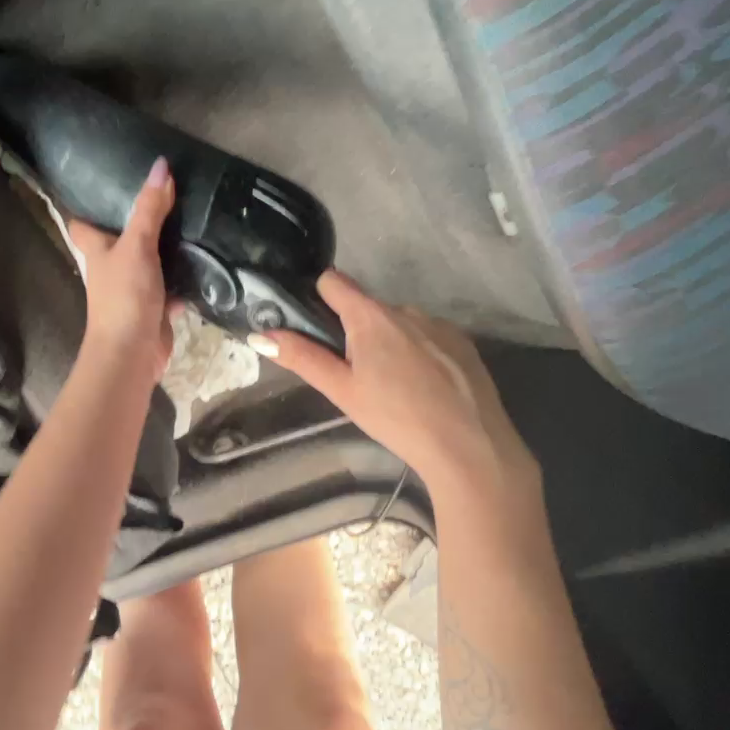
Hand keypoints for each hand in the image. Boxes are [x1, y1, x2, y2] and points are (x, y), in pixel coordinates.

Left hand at [67, 157, 175, 379]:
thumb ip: (150, 209)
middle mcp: (112, 267)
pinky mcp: (155, 308)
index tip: (111, 184)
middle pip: (123, 239)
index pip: (83, 223)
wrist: (131, 354)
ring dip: (167, 248)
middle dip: (141, 222)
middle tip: (167, 193)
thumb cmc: (124, 296)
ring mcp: (133, 289)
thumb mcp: (137, 245)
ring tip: (193, 217)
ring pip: (151, 261)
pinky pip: (172, 287)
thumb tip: (161, 165)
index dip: (91, 205)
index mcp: (97, 250)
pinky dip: (185, 278)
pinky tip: (206, 260)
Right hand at [255, 272, 544, 537]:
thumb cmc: (396, 418)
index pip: (334, 282)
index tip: (317, 326)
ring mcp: (439, 324)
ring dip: (390, 343)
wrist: (470, 447)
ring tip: (394, 388)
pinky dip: (420, 354)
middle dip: (357, 332)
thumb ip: (302, 358)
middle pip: (368, 308)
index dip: (319, 297)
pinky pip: (429, 337)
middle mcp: (406, 309)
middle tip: (356, 375)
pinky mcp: (464, 343)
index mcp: (371, 316)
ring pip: (400, 324)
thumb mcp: (342, 391)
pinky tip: (426, 389)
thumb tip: (259, 335)